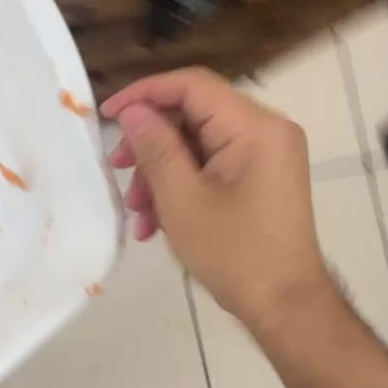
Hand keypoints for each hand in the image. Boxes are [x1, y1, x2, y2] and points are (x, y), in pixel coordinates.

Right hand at [101, 67, 337, 332]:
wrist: (282, 301)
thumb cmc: (233, 252)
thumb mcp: (182, 200)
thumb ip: (156, 149)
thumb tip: (133, 113)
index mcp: (254, 128)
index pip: (193, 86)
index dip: (144, 93)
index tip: (106, 116)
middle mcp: (265, 131)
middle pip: (192, 116)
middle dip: (149, 145)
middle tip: (118, 175)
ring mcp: (264, 155)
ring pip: (195, 145)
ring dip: (158, 174)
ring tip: (138, 213)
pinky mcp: (258, 178)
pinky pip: (209, 167)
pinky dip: (179, 187)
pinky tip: (156, 222)